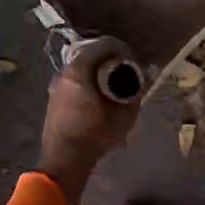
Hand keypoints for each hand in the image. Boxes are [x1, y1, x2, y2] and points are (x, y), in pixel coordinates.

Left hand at [37, 37, 140, 201]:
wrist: (65, 160)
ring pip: (83, 68)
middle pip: (91, 54)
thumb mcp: (125, 113)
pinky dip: (91, 81)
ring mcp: (57, 86)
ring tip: (117, 85)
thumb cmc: (96, 133)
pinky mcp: (55, 98)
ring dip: (100, 71)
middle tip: (128, 72)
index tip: (134, 61)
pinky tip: (102, 96)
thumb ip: (138, 90)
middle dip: (112, 59)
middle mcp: (64, 73)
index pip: (103, 45)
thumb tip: (149, 74)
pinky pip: (77, 80)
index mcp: (78, 71)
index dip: (122, 48)